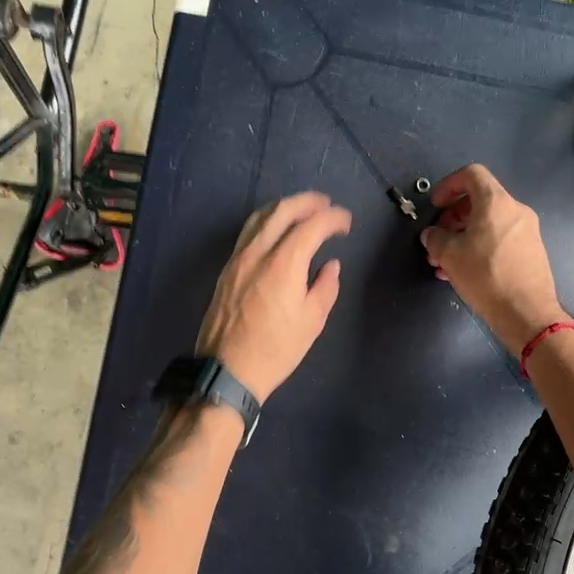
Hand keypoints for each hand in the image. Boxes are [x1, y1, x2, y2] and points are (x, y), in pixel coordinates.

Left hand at [196, 192, 351, 402]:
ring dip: (284, 207)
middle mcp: (258, 252)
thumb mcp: (312, 322)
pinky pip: (248, 233)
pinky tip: (276, 232)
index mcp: (283, 264)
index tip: (346, 222)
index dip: (333, 218)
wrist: (228, 371)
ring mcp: (238, 259)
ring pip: (260, 217)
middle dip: (308, 202)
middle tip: (326, 205)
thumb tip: (330, 265)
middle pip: (282, 210)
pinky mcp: (227, 270)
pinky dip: (266, 222)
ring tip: (302, 211)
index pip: (311, 225)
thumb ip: (325, 287)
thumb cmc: (276, 350)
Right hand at [420, 165, 568, 353]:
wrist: (526, 312)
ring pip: (487, 224)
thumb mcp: (449, 255)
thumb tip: (432, 235)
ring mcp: (526, 232)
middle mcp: (515, 211)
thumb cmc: (485, 275)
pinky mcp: (530, 252)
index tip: (436, 205)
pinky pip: (499, 240)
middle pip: (479, 201)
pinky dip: (478, 248)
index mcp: (496, 202)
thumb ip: (435, 238)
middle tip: (437, 239)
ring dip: (462, 237)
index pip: (472, 174)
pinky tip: (463, 273)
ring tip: (443, 263)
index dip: (449, 185)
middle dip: (452, 218)